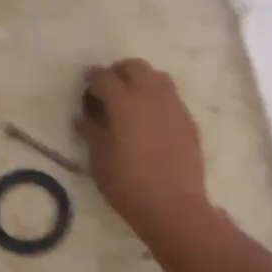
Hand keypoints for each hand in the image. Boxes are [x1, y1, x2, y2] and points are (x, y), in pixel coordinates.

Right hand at [77, 59, 207, 227]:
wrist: (173, 205)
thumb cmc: (128, 184)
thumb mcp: (99, 160)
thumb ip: (91, 132)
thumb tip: (83, 117)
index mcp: (124, 101)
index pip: (103, 77)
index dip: (91, 79)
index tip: (85, 88)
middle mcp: (151, 94)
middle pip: (134, 66)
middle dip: (118, 73)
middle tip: (108, 91)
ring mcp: (174, 105)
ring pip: (157, 77)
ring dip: (141, 81)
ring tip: (131, 102)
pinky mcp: (188, 120)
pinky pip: (171, 98)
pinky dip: (157, 99)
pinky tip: (151, 121)